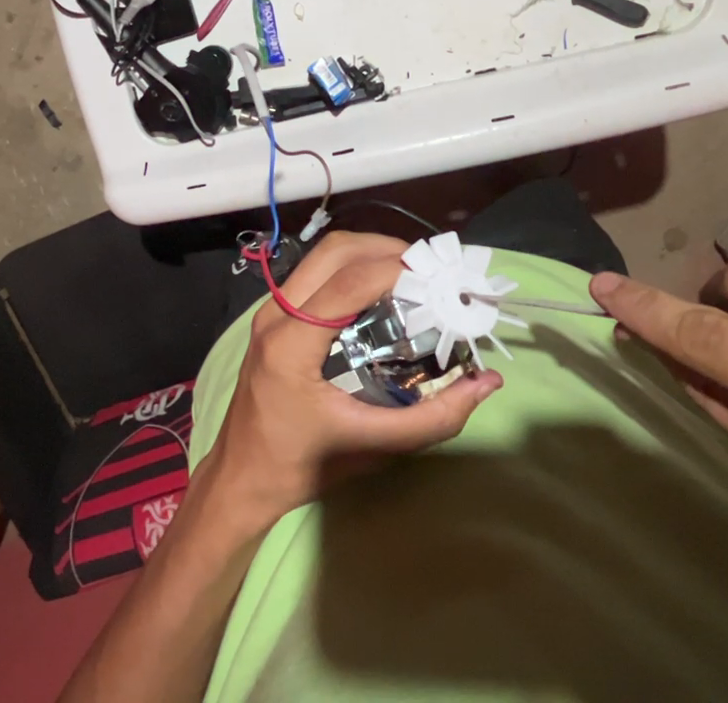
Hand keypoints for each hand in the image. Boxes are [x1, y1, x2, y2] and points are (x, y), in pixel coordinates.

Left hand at [207, 232, 502, 525]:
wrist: (241, 477)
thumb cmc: (302, 466)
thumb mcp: (373, 447)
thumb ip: (433, 418)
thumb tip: (486, 383)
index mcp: (291, 344)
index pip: (351, 283)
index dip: (401, 270)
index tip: (444, 277)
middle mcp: (275, 315)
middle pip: (335, 251)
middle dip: (388, 249)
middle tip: (432, 271)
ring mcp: (269, 312)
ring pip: (322, 256)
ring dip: (370, 254)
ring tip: (414, 276)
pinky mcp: (272, 317)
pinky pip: (315, 273)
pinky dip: (352, 269)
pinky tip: (382, 293)